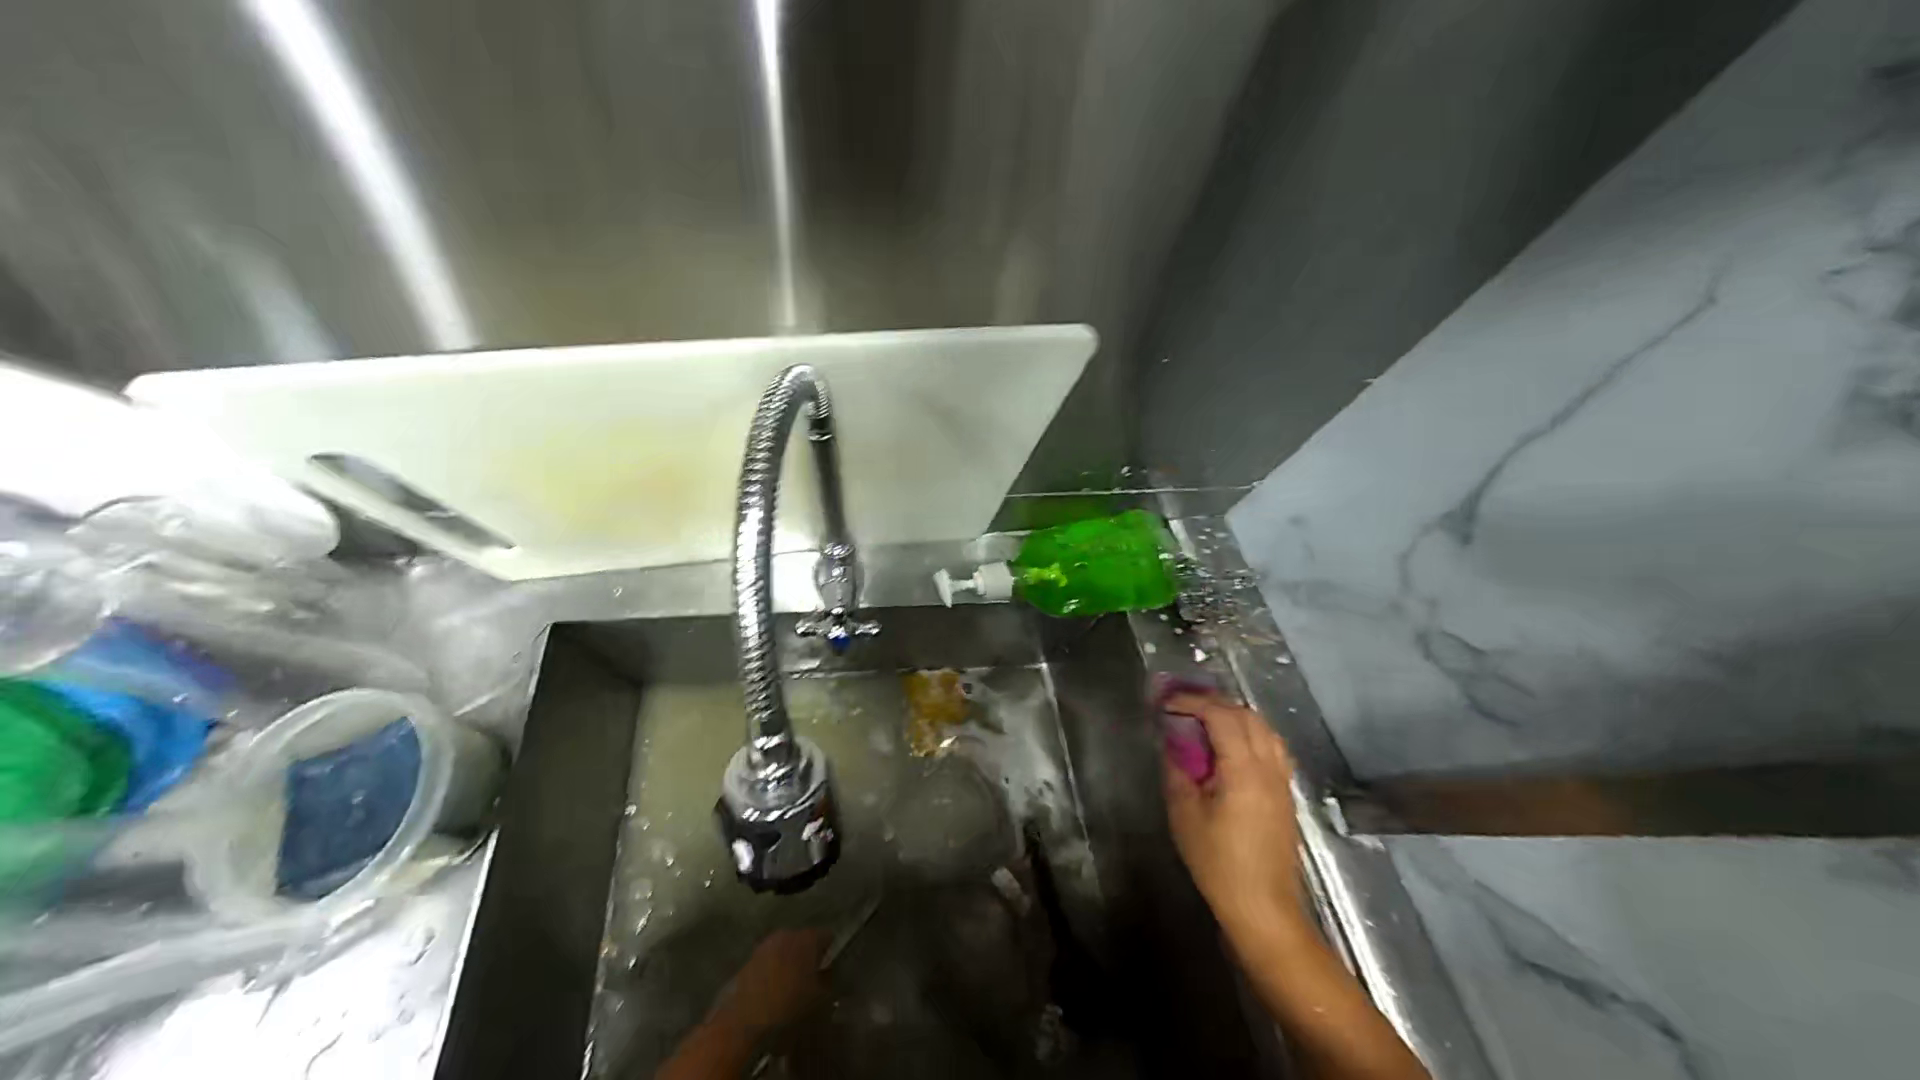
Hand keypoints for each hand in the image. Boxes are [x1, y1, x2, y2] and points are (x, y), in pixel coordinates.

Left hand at [724, 927, 829, 1033]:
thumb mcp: (819, 997)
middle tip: (811, 976)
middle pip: (805, 939)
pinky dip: (774, 968)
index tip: (830, 966)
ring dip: (790, 960)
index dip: (831, 950)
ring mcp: (767, 944)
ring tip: (791, 983)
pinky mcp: (751, 957)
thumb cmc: (788, 1006)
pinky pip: (770, 958)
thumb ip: (829, 979)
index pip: (827, 935)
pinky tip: (773, 988)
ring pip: (786, 947)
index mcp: (808, 939)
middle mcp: (788, 934)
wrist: (745, 1019)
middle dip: (809, 954)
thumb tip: (829, 971)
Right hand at [1162, 693, 1306, 951]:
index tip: (1167, 703)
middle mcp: (1269, 768)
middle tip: (1183, 708)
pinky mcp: (1285, 796)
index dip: (1193, 702)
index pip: (1221, 716)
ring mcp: (1282, 782)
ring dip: (1235, 717)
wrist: (1263, 908)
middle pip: (1247, 716)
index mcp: (1245, 769)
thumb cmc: (1219, 863)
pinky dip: (1249, 735)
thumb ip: (1178, 770)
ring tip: (1205, 722)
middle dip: (1214, 704)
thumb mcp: (1185, 815)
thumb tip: (1172, 743)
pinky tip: (1230, 748)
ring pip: (1264, 730)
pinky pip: (1271, 748)